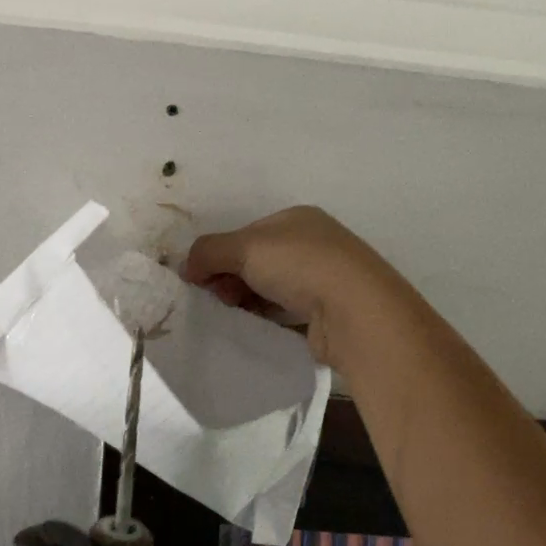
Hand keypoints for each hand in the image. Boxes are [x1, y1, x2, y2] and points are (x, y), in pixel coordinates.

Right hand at [182, 205, 403, 365]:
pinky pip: (289, 312)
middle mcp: (314, 243)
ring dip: (248, 298)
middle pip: (258, 259)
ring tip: (234, 314)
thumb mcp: (244, 248)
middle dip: (231, 276)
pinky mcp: (331, 313)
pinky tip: (258, 327)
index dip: (221, 253)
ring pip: (273, 286)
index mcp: (297, 219)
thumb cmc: (300, 265)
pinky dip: (270, 317)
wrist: (358, 312)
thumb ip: (209, 252)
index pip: (247, 232)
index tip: (203, 277)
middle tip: (218, 298)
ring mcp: (326, 279)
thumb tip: (187, 266)